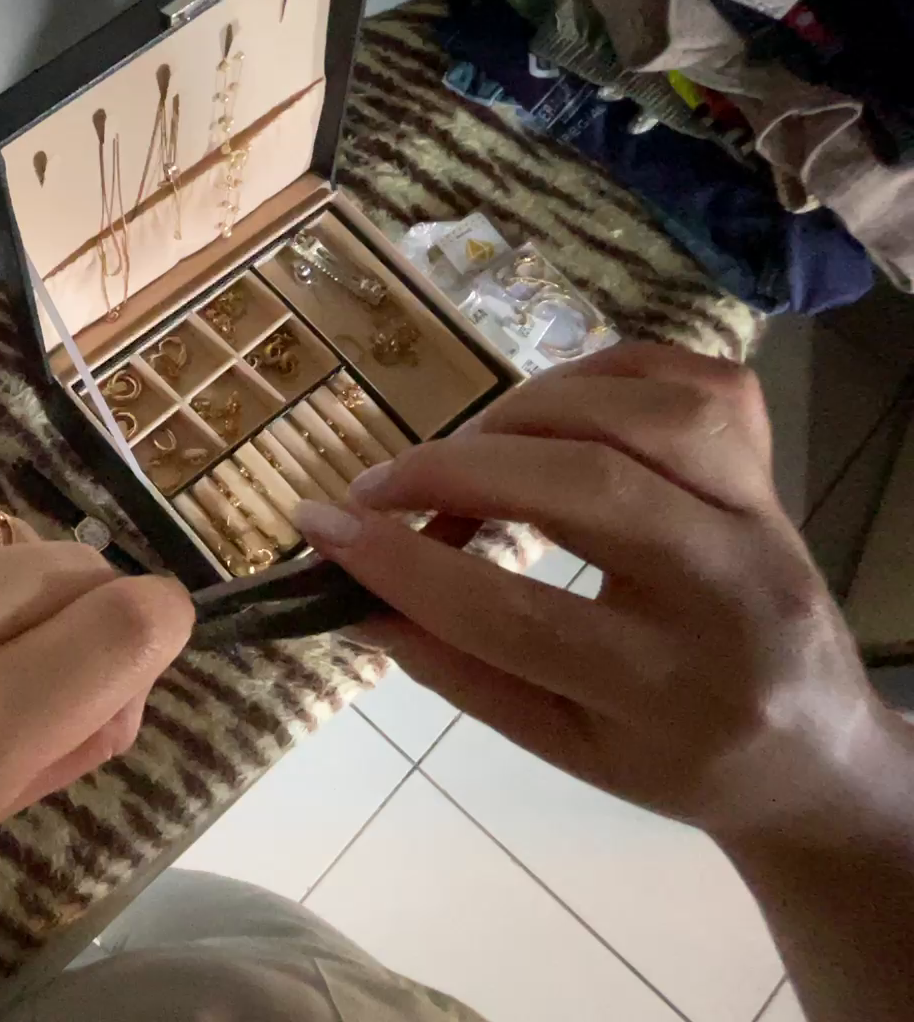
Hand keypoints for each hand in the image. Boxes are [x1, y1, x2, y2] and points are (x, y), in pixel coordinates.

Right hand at [292, 343, 900, 845]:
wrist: (813, 745)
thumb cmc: (665, 755)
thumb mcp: (549, 740)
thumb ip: (445, 667)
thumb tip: (349, 599)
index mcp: (674, 689)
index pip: (513, 614)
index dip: (398, 564)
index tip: (318, 527)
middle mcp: (738, 592)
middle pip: (587, 489)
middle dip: (450, 473)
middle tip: (375, 489)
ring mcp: (767, 515)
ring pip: (646, 417)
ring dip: (520, 416)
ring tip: (460, 454)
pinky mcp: (769, 467)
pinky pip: (691, 380)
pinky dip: (595, 376)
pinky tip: (539, 416)